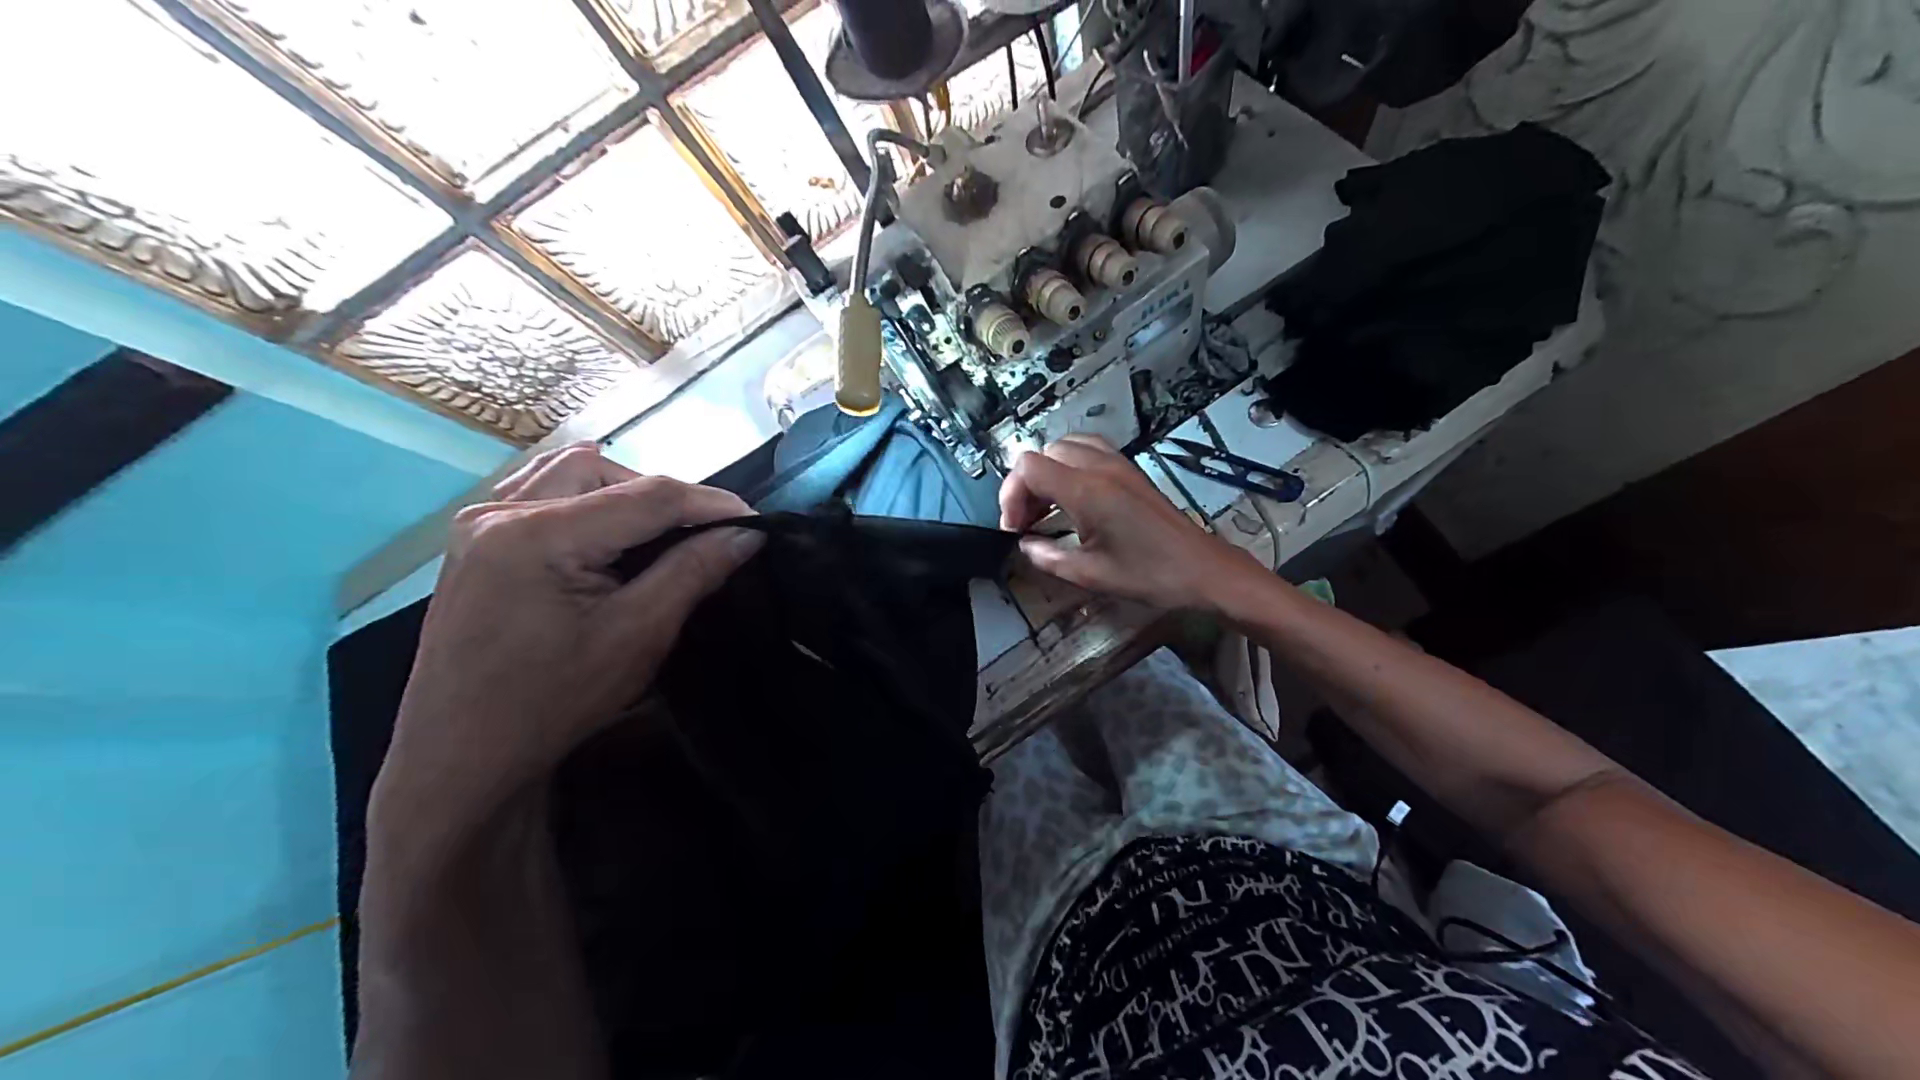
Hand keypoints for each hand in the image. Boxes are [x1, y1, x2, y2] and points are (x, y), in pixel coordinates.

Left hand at [374, 444, 763, 845]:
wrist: (464, 755)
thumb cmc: (553, 702)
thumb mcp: (637, 635)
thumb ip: (694, 571)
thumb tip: (747, 534)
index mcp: (537, 535)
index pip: (648, 496)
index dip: (711, 503)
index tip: (756, 522)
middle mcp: (500, 511)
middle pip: (611, 474)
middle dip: (668, 499)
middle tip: (706, 538)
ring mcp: (480, 520)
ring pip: (575, 473)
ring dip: (628, 493)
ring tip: (661, 534)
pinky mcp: (477, 537)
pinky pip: (542, 489)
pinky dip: (588, 496)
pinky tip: (609, 524)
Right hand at [999, 434, 1266, 610]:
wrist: (1202, 568)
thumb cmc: (1149, 574)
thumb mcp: (1090, 574)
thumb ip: (1047, 557)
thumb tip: (1025, 545)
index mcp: (1086, 490)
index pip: (1028, 467)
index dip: (1010, 494)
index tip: (1014, 527)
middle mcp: (1099, 467)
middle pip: (1042, 454)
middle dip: (1025, 485)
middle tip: (1028, 521)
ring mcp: (1117, 463)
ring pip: (1064, 447)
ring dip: (1046, 473)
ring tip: (1046, 507)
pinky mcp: (1129, 469)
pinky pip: (1087, 450)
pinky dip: (1069, 466)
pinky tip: (1072, 496)